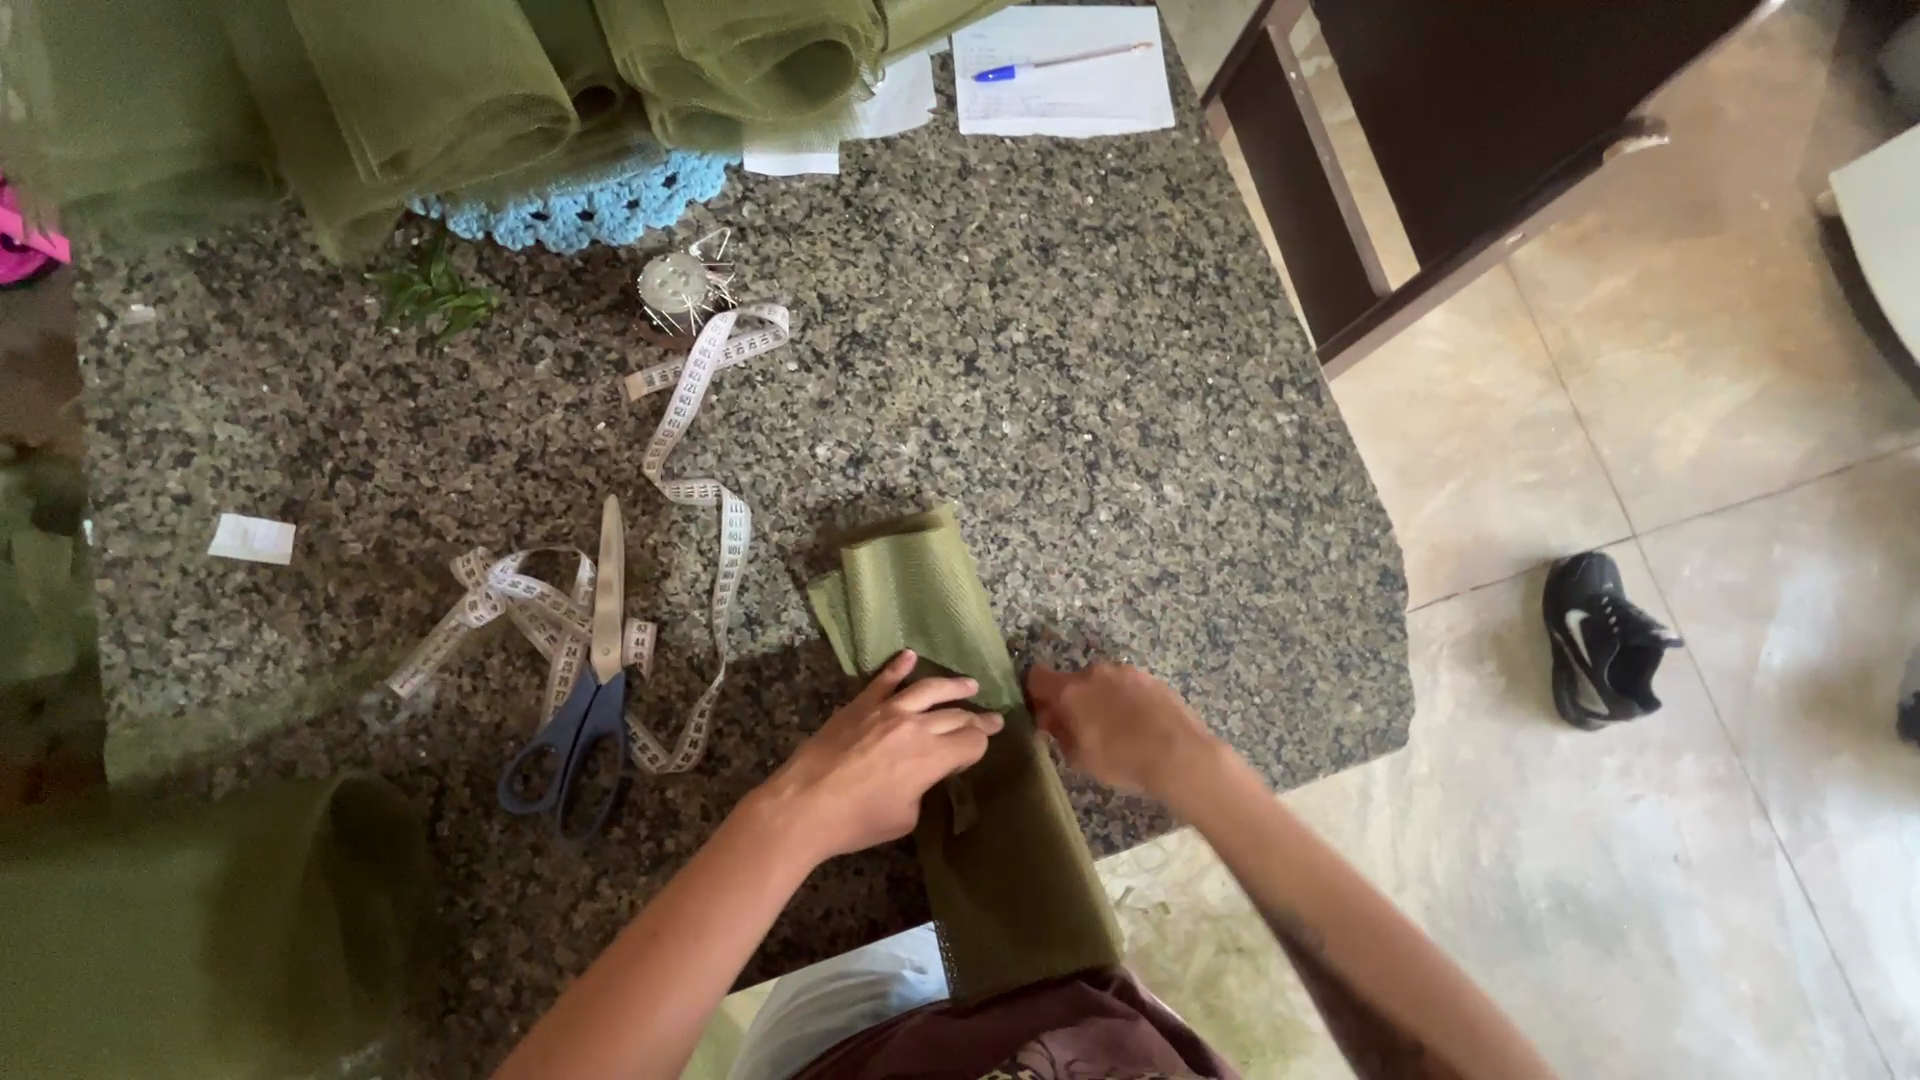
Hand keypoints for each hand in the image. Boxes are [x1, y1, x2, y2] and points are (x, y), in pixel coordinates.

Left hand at [751, 649, 1002, 863]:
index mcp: (932, 758)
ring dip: (953, 686)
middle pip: (956, 716)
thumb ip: (922, 789)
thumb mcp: (905, 817)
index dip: (981, 745)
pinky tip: (910, 656)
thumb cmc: (856, 821)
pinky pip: (884, 680)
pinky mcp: (860, 704)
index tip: (982, 747)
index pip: (972, 742)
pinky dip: (899, 666)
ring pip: (929, 689)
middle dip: (978, 718)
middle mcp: (916, 726)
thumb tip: (922, 775)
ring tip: (969, 684)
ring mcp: (887, 710)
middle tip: (993, 718)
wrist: (804, 805)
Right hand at [1026, 663, 1224, 798]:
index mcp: (1071, 691)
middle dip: (1074, 702)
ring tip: (1118, 730)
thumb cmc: (1124, 761)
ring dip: (1102, 700)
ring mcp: (1127, 672)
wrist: (1181, 755)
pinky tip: (1141, 726)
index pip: (1037, 677)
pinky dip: (1127, 701)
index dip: (1036, 695)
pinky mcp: (1152, 679)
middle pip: (1073, 682)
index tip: (1044, 715)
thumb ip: (1060, 735)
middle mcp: (1096, 673)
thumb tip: (1051, 721)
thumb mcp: (1081, 759)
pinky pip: (1128, 687)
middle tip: (1084, 730)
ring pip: (1103, 683)